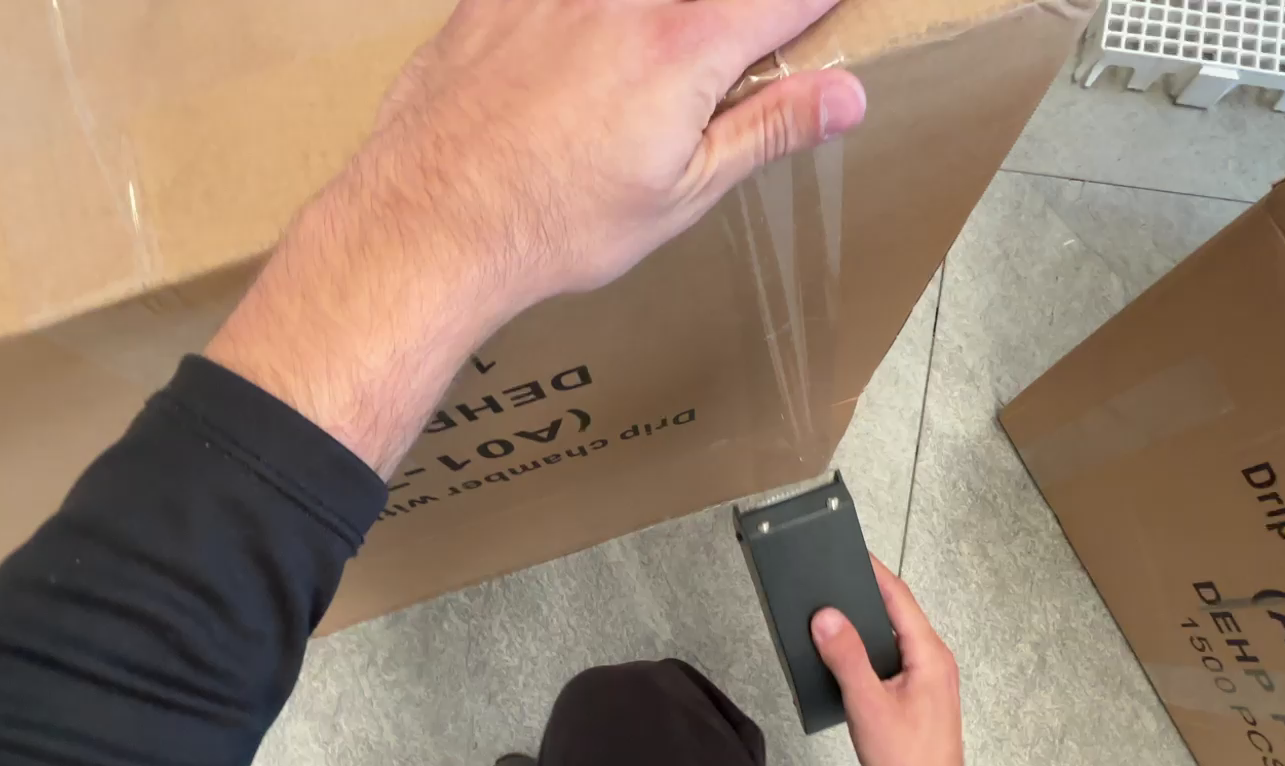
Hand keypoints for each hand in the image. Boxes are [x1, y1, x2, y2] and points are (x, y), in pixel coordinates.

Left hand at [208, 0, 867, 474]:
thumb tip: (849, 98)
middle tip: (727, 67)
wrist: (435, 223)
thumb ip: (765, 131)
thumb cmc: (558, 224)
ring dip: (669, 27)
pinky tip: (588, 79)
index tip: (831, 13)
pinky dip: (598, 25)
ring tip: (635, 114)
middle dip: (737, 21)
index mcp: (685, 46)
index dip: (820, 3)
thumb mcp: (680, 196)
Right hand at [812, 556, 969, 765]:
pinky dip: (868, 647)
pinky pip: (892, 656)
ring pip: (893, 636)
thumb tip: (826, 616)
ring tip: (832, 611)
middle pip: (897, 613)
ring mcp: (929, 677)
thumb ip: (847, 657)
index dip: (874, 572)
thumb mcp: (868, 704)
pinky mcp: (920, 694)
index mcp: (929, 654)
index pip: (899, 598)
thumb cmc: (905, 758)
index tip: (849, 551)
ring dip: (865, 623)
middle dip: (865, 593)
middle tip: (831, 578)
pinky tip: (844, 655)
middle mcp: (934, 660)